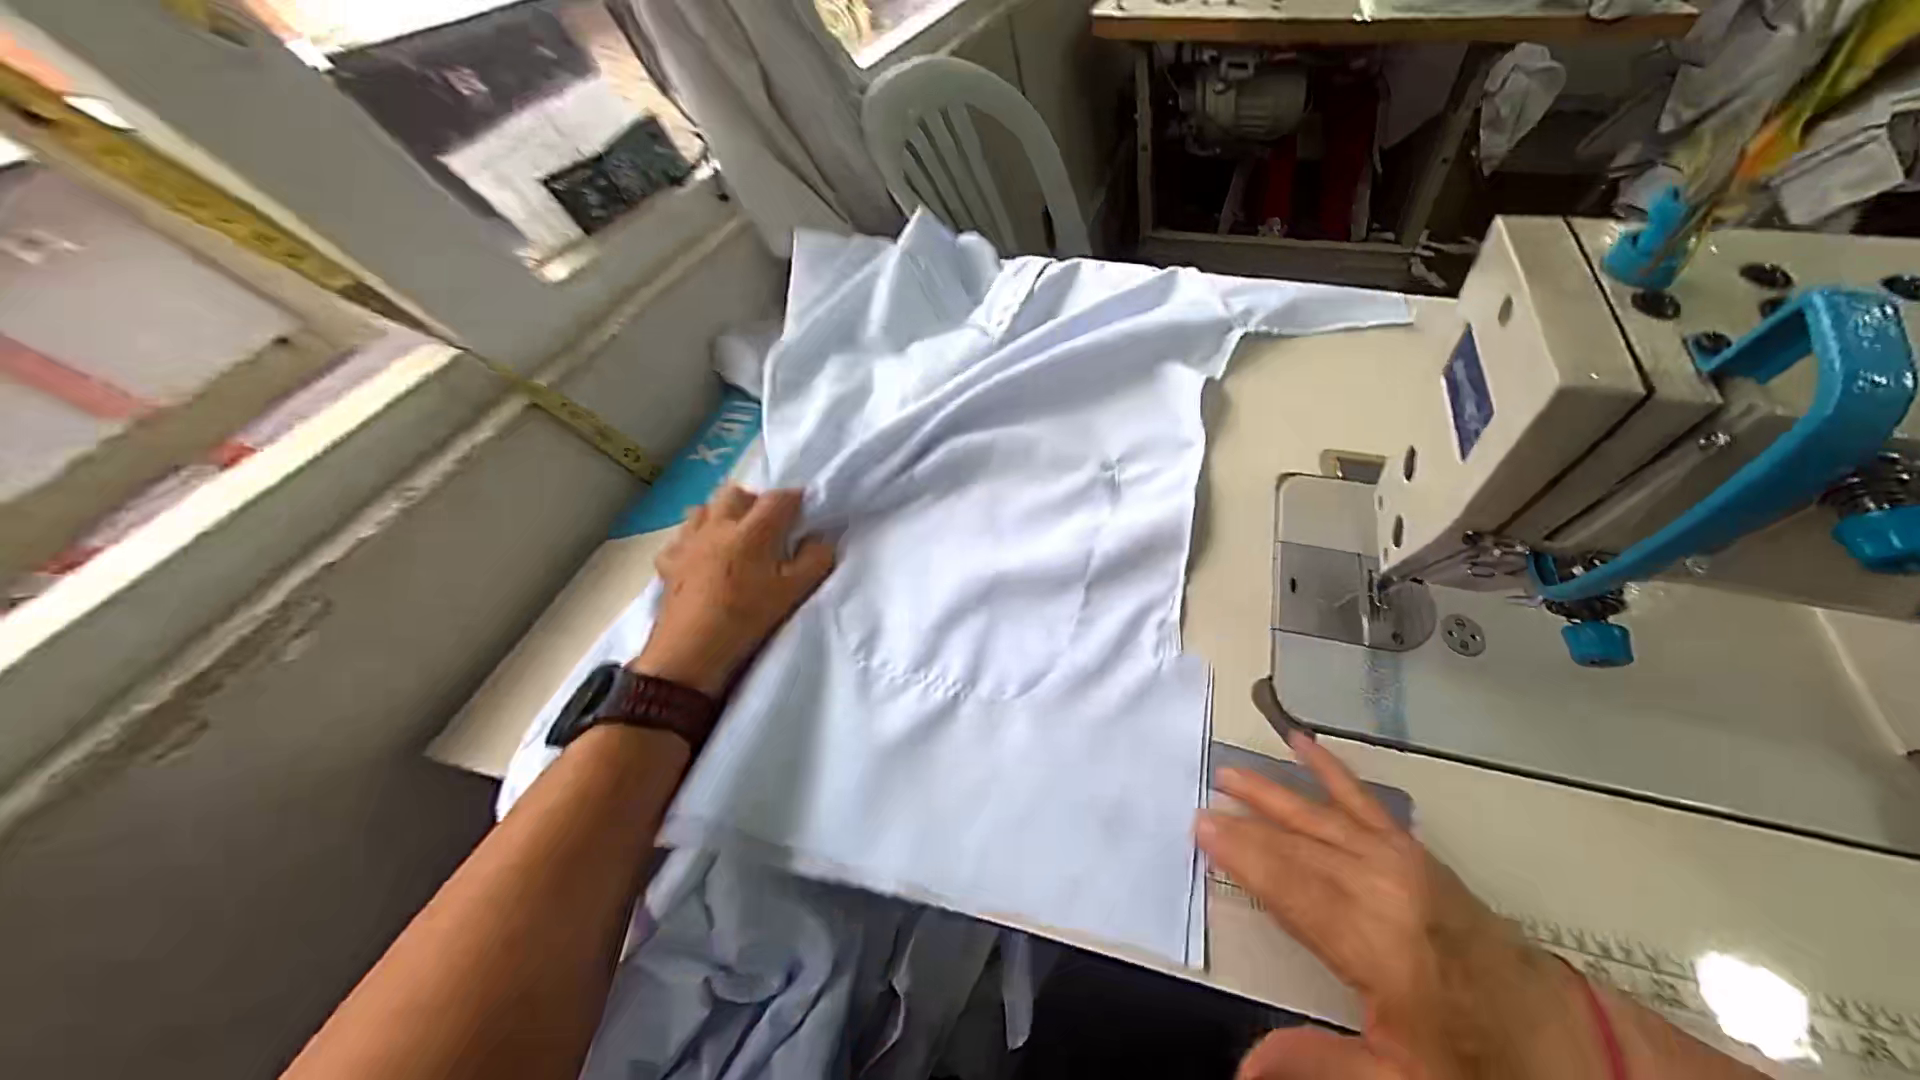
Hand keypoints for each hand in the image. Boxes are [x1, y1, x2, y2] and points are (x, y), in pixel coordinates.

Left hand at [631, 485, 834, 697]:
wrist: (692, 652)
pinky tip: (701, 558)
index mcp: (753, 530)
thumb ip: (815, 559)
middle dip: (755, 502)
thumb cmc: (747, 618)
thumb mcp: (794, 591)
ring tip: (734, 538)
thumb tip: (819, 538)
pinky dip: (694, 540)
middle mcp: (718, 525)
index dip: (796, 501)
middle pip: (736, 493)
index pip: (779, 498)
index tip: (805, 515)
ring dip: (722, 515)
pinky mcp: (668, 561)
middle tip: (769, 527)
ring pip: (704, 509)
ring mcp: (688, 541)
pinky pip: (681, 538)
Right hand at [1197, 733, 1562, 1079]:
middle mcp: (1387, 891)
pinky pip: (1365, 801)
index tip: (1202, 827)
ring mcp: (1404, 863)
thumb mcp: (1398, 1078)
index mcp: (1379, 946)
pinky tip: (1303, 743)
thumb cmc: (1472, 1059)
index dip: (1245, 857)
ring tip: (1231, 772)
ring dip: (1273, 793)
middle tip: (1200, 802)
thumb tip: (1241, 1069)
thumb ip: (1317, 1062)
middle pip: (1301, 848)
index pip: (1293, 889)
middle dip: (1247, 824)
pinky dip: (1331, 770)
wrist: (1559, 1037)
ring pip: (1323, 817)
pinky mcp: (1416, 852)